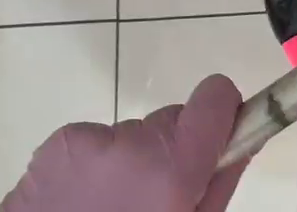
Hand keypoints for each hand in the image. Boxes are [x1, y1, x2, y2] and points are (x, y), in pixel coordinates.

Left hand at [0, 74, 245, 211]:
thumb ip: (219, 184)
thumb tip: (242, 139)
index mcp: (173, 168)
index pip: (215, 94)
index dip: (219, 115)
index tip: (213, 141)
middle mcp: (132, 144)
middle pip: (169, 121)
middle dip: (166, 152)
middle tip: (148, 201)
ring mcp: (89, 144)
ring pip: (130, 135)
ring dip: (126, 164)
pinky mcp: (55, 148)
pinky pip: (93, 145)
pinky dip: (91, 170)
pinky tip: (77, 207)